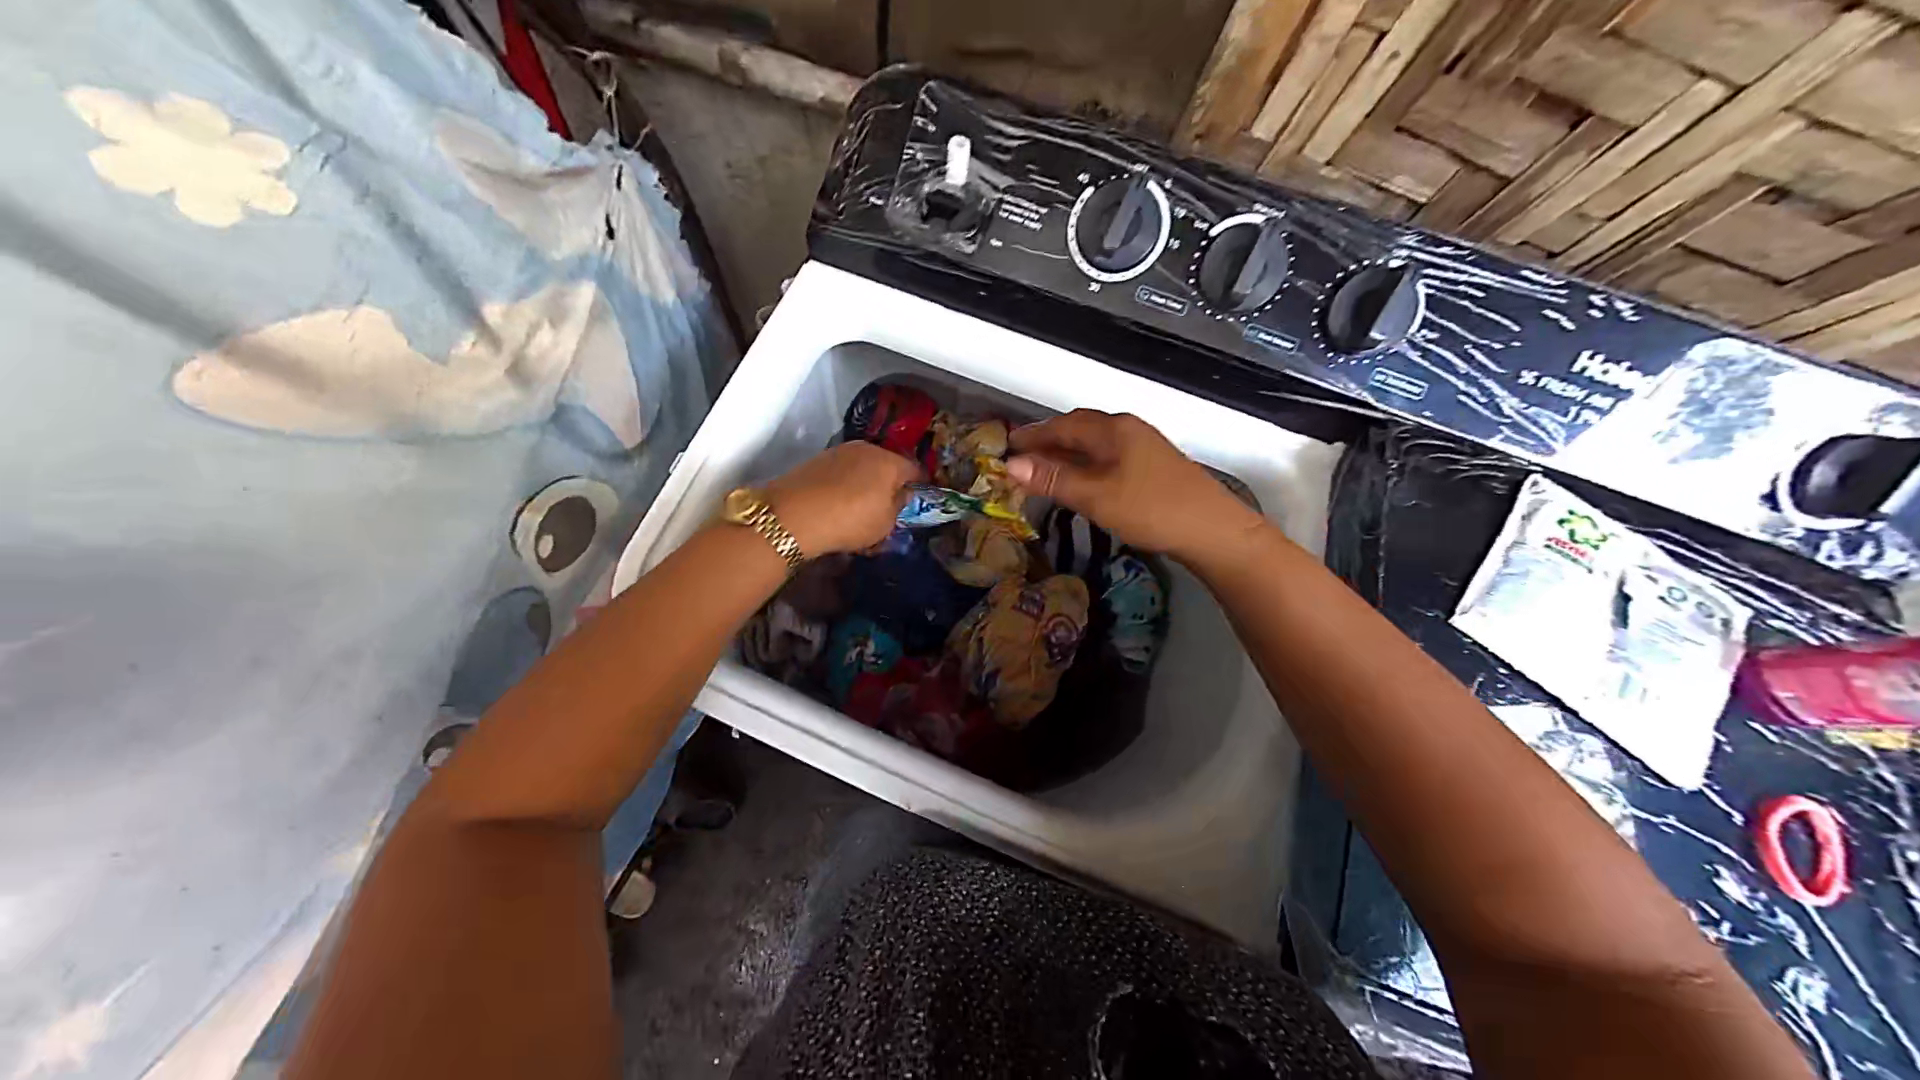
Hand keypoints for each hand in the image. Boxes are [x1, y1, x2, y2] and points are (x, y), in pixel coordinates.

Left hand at [766, 442, 922, 555]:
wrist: (793, 515)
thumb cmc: (850, 519)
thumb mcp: (885, 523)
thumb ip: (899, 506)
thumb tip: (902, 494)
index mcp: (890, 462)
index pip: (915, 470)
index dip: (920, 485)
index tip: (920, 499)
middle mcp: (866, 449)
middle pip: (886, 465)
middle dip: (890, 483)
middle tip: (889, 507)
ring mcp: (839, 452)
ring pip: (862, 467)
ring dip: (865, 484)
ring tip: (861, 507)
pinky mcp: (816, 460)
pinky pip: (841, 472)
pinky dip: (845, 485)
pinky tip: (839, 503)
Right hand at [1004, 410, 1264, 561]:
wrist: (1212, 531)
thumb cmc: (1151, 509)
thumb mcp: (1095, 496)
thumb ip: (1054, 479)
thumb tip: (1011, 464)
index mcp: (1113, 429)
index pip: (1062, 425)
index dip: (1032, 435)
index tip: (1006, 445)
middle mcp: (1127, 430)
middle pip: (1079, 429)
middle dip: (1048, 442)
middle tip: (1021, 459)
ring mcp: (1143, 447)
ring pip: (1094, 445)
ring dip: (1066, 455)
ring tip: (1042, 472)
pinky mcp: (1151, 467)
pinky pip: (1107, 458)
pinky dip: (1085, 466)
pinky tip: (1080, 483)